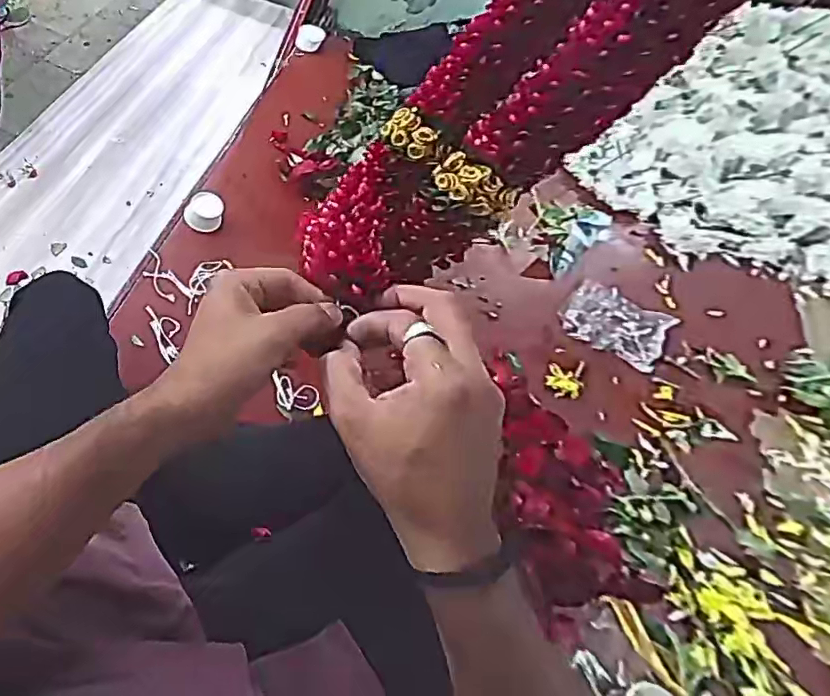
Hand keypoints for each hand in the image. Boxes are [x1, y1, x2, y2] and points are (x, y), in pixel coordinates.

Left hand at [145, 268, 341, 440]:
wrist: (193, 408)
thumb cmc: (229, 364)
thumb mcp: (274, 335)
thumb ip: (308, 317)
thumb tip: (336, 311)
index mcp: (237, 282)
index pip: (287, 278)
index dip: (315, 297)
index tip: (341, 319)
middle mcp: (235, 297)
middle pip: (284, 299)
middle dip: (310, 318)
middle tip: (335, 339)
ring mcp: (235, 323)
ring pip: (280, 322)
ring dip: (300, 335)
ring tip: (320, 352)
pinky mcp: (238, 348)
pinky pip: (270, 340)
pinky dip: (286, 349)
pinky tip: (295, 365)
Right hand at [324, 286, 504, 573]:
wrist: (448, 531)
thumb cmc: (397, 475)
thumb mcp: (352, 419)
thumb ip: (339, 368)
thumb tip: (343, 343)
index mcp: (445, 377)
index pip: (408, 323)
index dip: (373, 322)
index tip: (350, 339)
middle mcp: (476, 374)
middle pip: (448, 309)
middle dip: (409, 298)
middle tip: (378, 303)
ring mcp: (489, 388)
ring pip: (456, 331)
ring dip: (420, 325)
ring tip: (384, 340)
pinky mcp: (490, 402)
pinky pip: (461, 356)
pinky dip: (432, 348)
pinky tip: (404, 369)